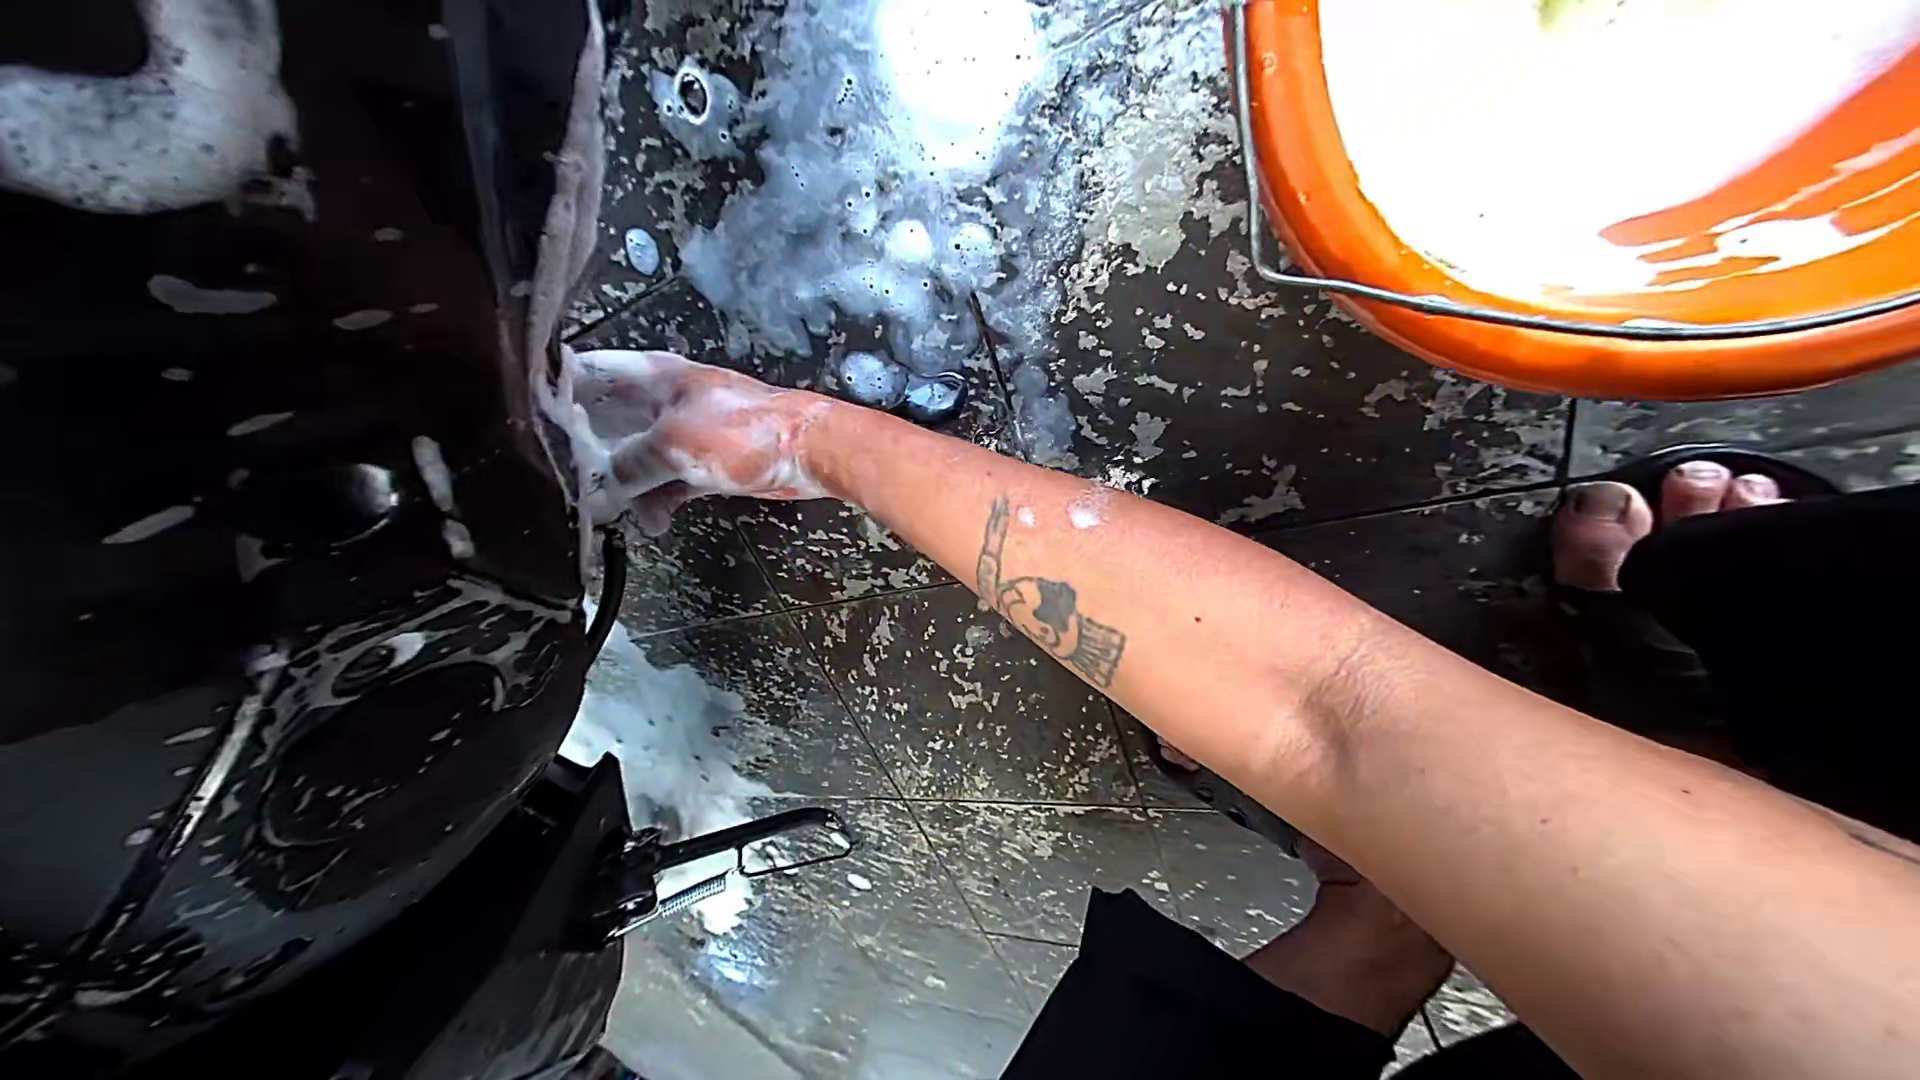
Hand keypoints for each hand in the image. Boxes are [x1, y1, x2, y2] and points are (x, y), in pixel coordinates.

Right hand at [572, 350, 833, 533]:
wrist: (806, 451)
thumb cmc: (744, 433)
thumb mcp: (673, 444)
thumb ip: (629, 464)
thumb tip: (597, 494)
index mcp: (653, 376)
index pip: (588, 373)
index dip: (555, 395)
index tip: (529, 426)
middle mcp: (663, 399)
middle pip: (610, 423)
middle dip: (589, 455)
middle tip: (566, 485)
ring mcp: (685, 432)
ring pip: (638, 458)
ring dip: (625, 487)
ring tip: (610, 515)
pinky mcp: (705, 462)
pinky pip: (668, 480)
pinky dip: (658, 500)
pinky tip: (650, 521)